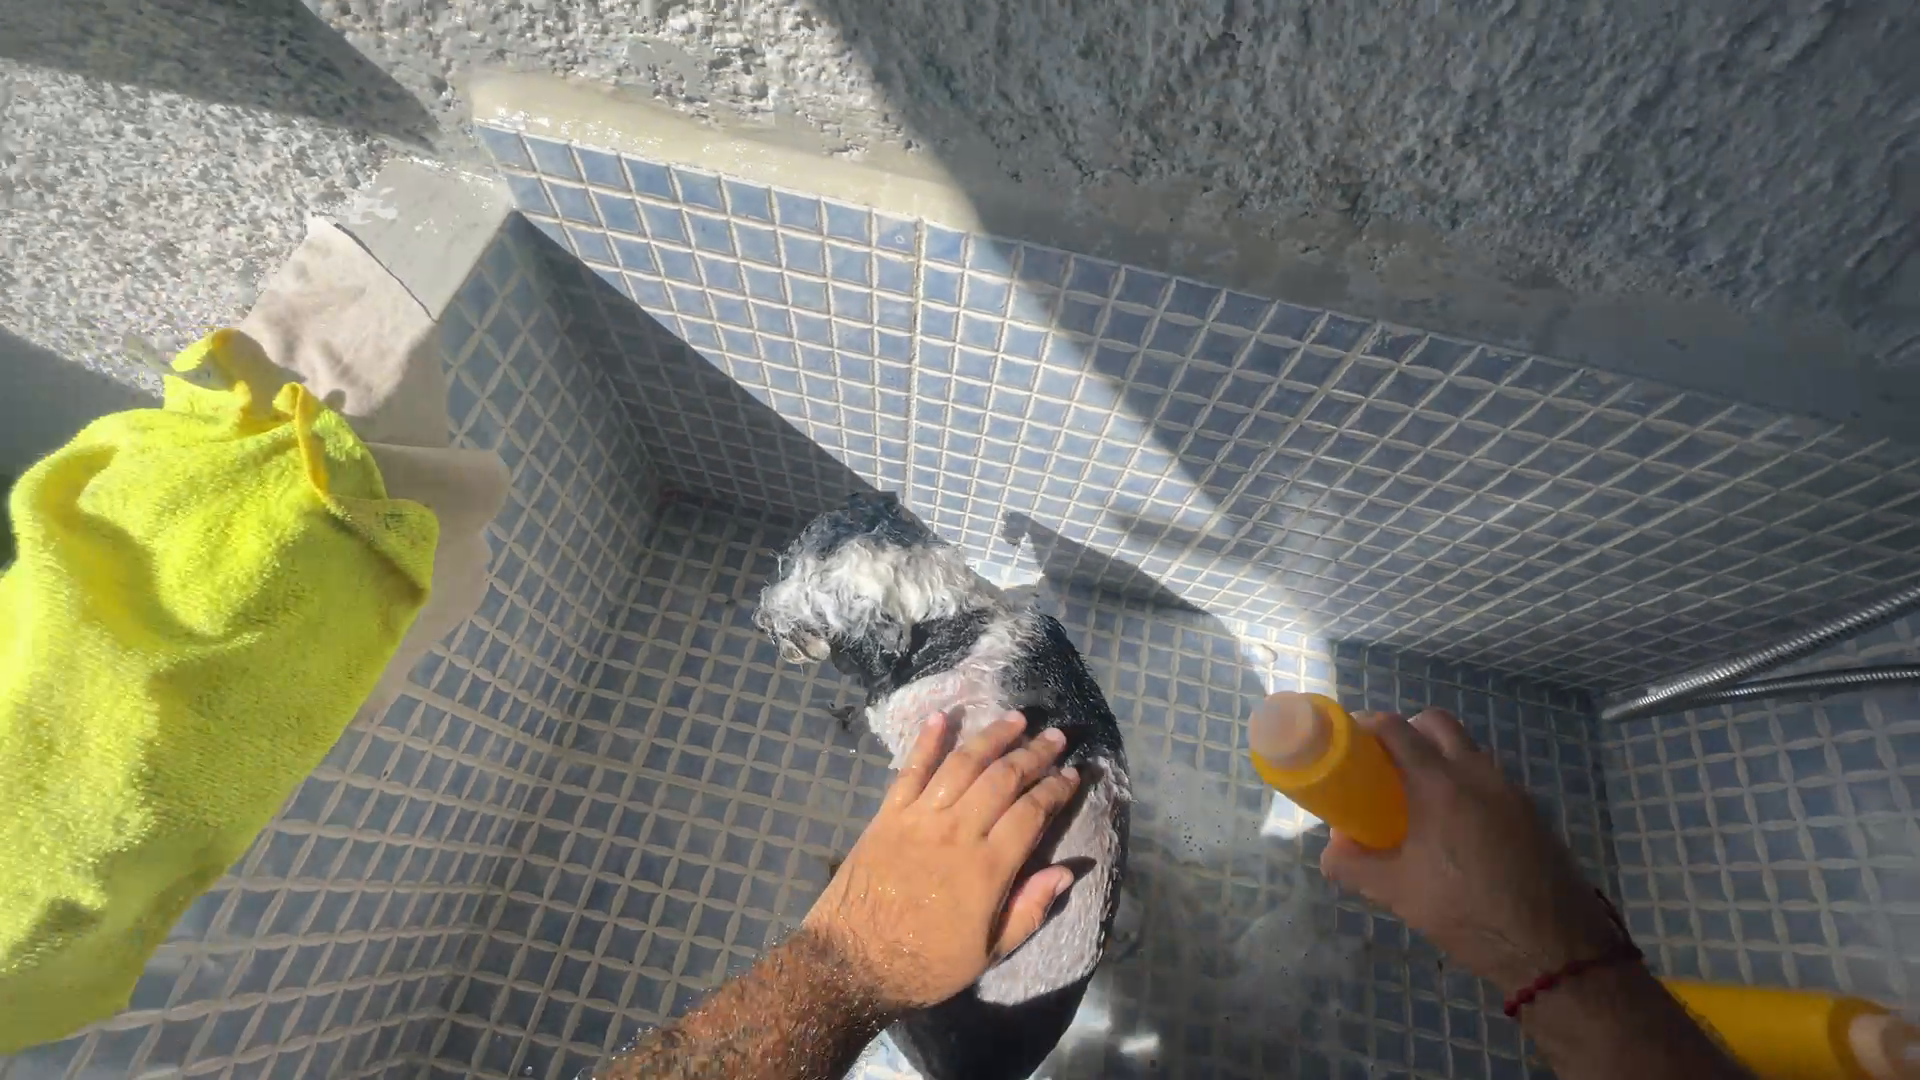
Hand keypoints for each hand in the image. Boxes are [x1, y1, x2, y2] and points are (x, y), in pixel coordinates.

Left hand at [804, 710, 1081, 1008]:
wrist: (852, 961)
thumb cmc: (926, 962)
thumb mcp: (988, 952)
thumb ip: (1030, 909)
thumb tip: (1067, 871)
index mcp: (988, 867)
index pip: (1032, 813)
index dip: (1056, 789)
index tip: (1074, 772)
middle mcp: (958, 831)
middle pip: (1003, 778)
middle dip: (1034, 753)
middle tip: (1056, 735)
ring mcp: (921, 816)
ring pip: (964, 763)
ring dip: (993, 736)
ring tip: (1016, 718)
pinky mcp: (890, 812)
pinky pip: (912, 768)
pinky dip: (927, 740)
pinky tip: (942, 716)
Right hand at [1319, 708, 1624, 993]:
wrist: (1560, 955)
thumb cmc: (1469, 913)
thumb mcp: (1395, 892)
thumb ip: (1351, 865)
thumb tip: (1331, 849)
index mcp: (1439, 785)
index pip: (1395, 728)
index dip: (1365, 724)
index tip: (1347, 741)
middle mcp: (1477, 775)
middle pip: (1436, 723)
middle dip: (1406, 731)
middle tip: (1385, 763)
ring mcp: (1512, 792)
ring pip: (1468, 749)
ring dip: (1439, 756)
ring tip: (1420, 797)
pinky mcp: (1535, 814)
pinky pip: (1490, 778)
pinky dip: (1467, 783)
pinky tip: (1457, 826)